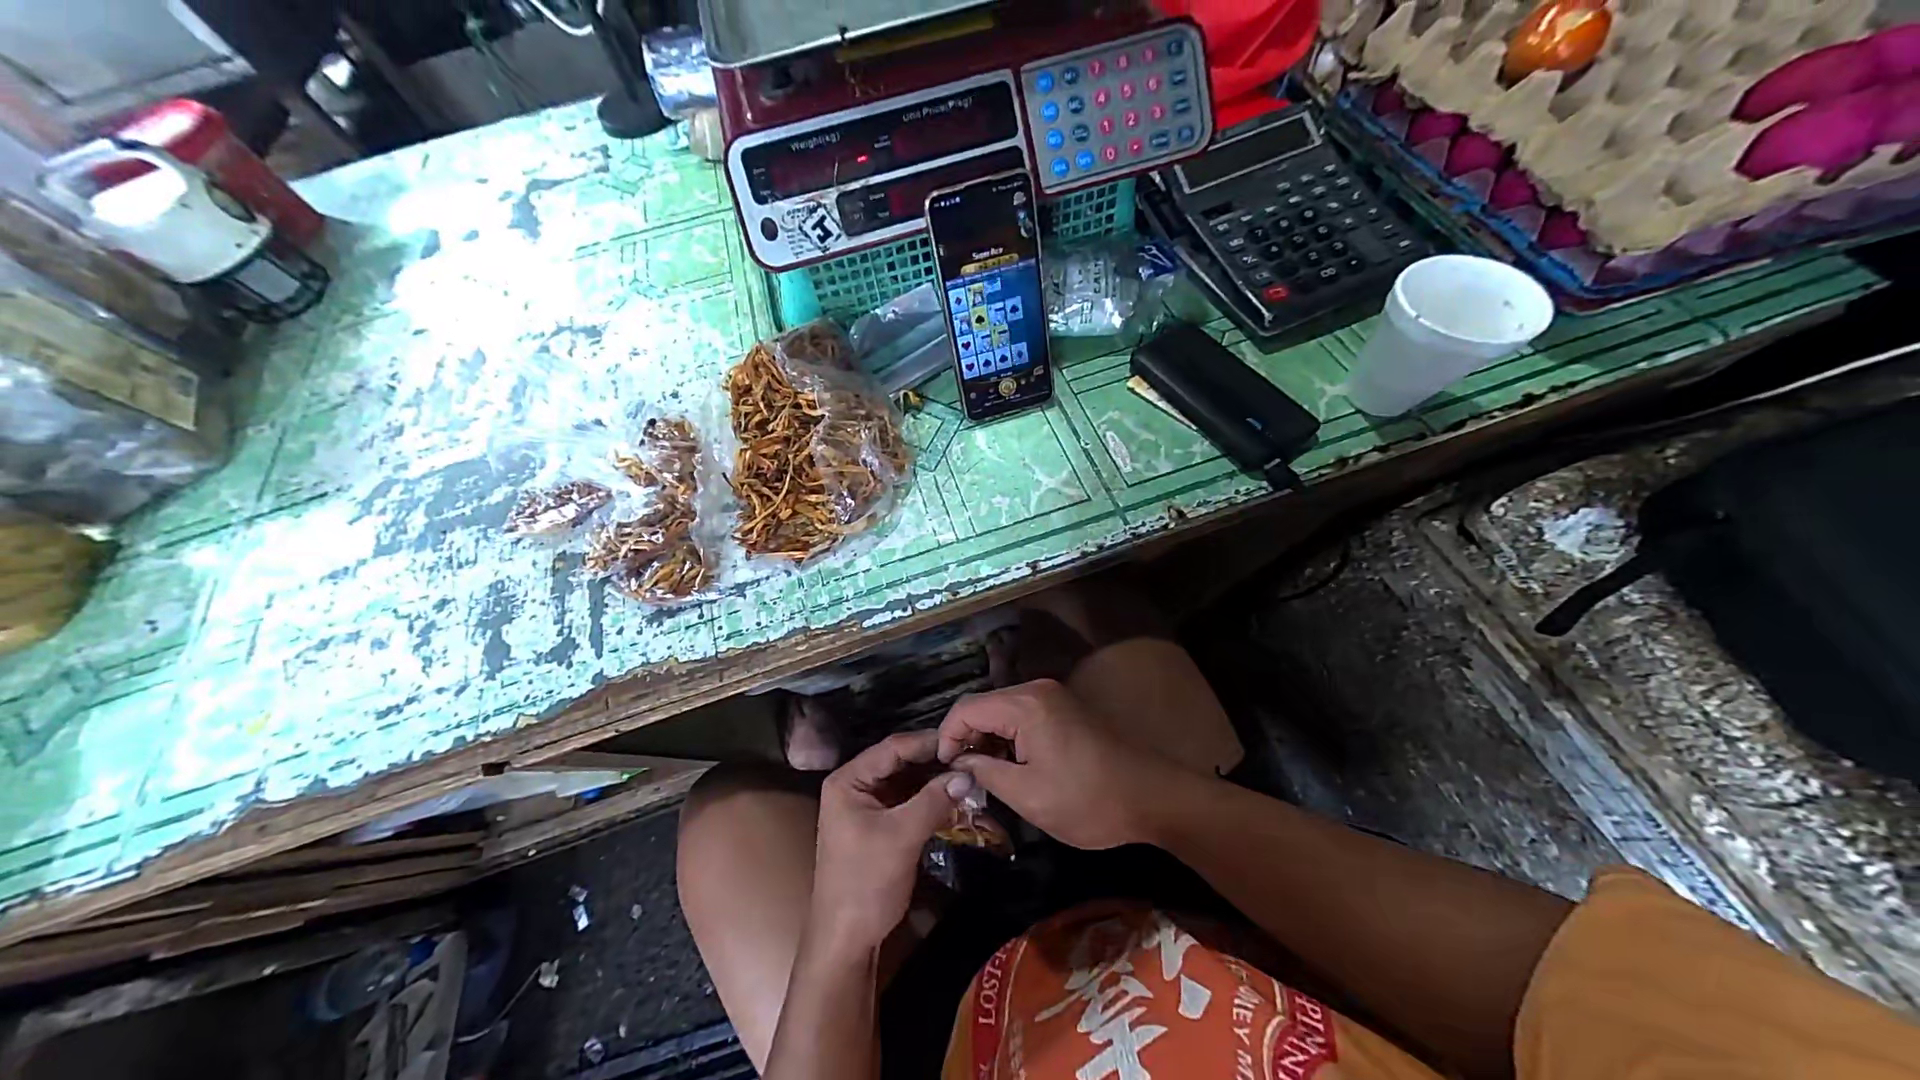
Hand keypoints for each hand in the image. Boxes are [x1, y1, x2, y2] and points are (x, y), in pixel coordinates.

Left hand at [810, 730, 970, 951]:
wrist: (847, 940)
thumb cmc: (866, 883)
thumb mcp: (901, 837)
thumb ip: (933, 800)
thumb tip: (967, 775)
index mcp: (848, 781)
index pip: (892, 748)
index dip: (927, 743)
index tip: (962, 742)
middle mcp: (855, 787)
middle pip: (900, 763)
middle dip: (934, 763)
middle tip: (971, 759)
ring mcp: (867, 807)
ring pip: (907, 783)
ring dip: (935, 782)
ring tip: (969, 777)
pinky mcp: (880, 826)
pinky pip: (909, 803)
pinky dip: (930, 801)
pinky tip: (956, 800)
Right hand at [937, 679, 1191, 849]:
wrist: (1152, 798)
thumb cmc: (1088, 800)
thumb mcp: (1028, 795)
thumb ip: (985, 773)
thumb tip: (959, 762)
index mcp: (1026, 704)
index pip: (966, 708)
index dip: (946, 737)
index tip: (943, 769)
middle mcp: (1037, 689)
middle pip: (982, 704)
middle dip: (965, 737)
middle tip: (960, 775)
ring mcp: (1053, 696)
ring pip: (1001, 709)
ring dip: (986, 737)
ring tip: (981, 774)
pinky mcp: (1064, 708)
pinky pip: (1021, 715)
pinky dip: (1007, 736)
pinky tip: (1007, 764)